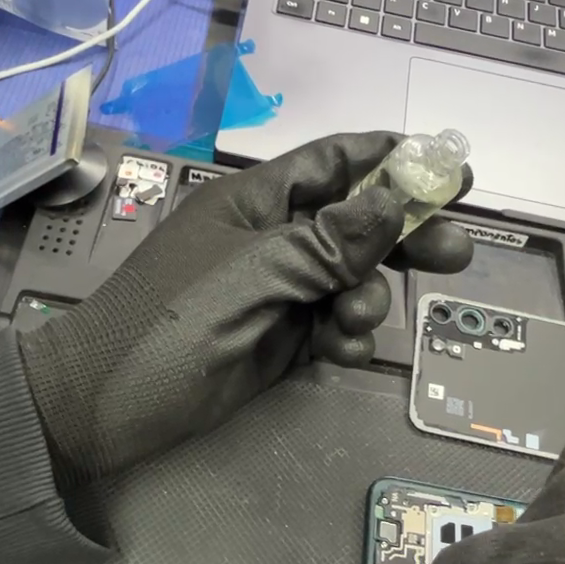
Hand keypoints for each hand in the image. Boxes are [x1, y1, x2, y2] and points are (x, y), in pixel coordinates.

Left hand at [18, 132, 471, 485]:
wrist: (108, 402)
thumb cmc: (171, 321)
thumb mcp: (253, 273)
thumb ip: (327, 241)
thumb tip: (395, 201)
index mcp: (255, 202)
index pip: (333, 164)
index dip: (391, 161)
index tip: (449, 168)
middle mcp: (271, 241)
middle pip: (354, 226)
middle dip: (402, 238)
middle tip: (456, 254)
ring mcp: (275, 294)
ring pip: (348, 283)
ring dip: (365, 299)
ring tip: (354, 319)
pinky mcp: (277, 343)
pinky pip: (329, 329)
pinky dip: (343, 338)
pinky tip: (339, 350)